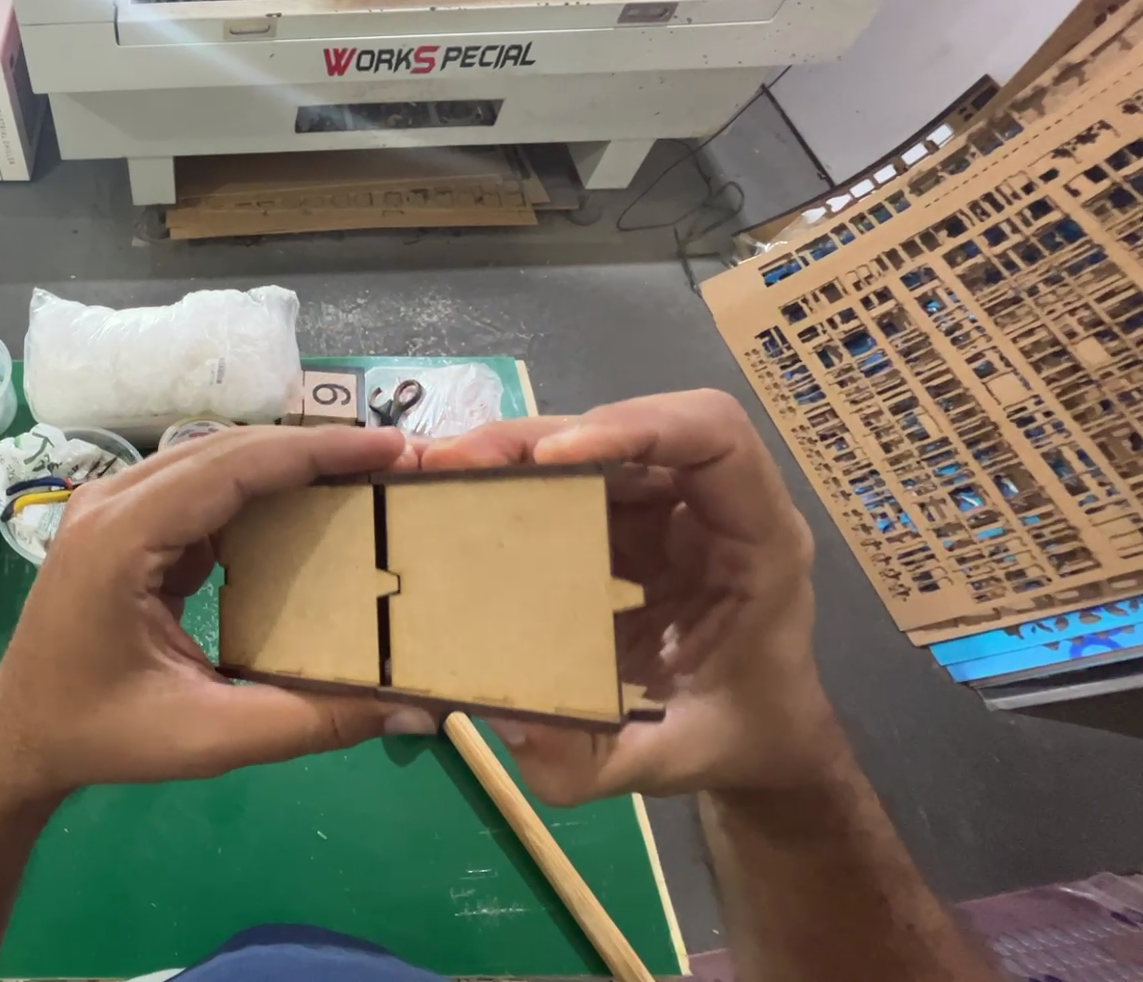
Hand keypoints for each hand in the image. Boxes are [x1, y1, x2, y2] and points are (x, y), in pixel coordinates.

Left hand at [0, 426, 438, 800]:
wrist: (20, 734)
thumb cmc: (98, 733)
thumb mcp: (206, 737)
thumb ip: (309, 722)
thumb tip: (412, 709)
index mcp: (121, 537)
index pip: (232, 466)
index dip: (315, 451)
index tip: (388, 448)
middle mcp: (112, 502)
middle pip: (226, 449)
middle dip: (312, 448)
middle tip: (390, 459)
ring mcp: (112, 506)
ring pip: (212, 460)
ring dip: (285, 462)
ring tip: (358, 474)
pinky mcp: (123, 521)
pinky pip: (197, 488)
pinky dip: (255, 490)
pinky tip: (301, 505)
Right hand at [420, 389, 838, 803]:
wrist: (750, 735)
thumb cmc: (728, 736)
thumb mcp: (660, 762)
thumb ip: (588, 758)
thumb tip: (501, 718)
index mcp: (752, 542)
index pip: (713, 438)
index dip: (635, 428)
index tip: (552, 457)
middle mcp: (701, 507)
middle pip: (624, 426)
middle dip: (531, 436)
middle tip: (451, 462)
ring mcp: (653, 507)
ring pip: (580, 441)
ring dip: (506, 449)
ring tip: (437, 471)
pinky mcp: (611, 518)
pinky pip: (557, 475)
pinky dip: (504, 472)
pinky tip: (457, 490)